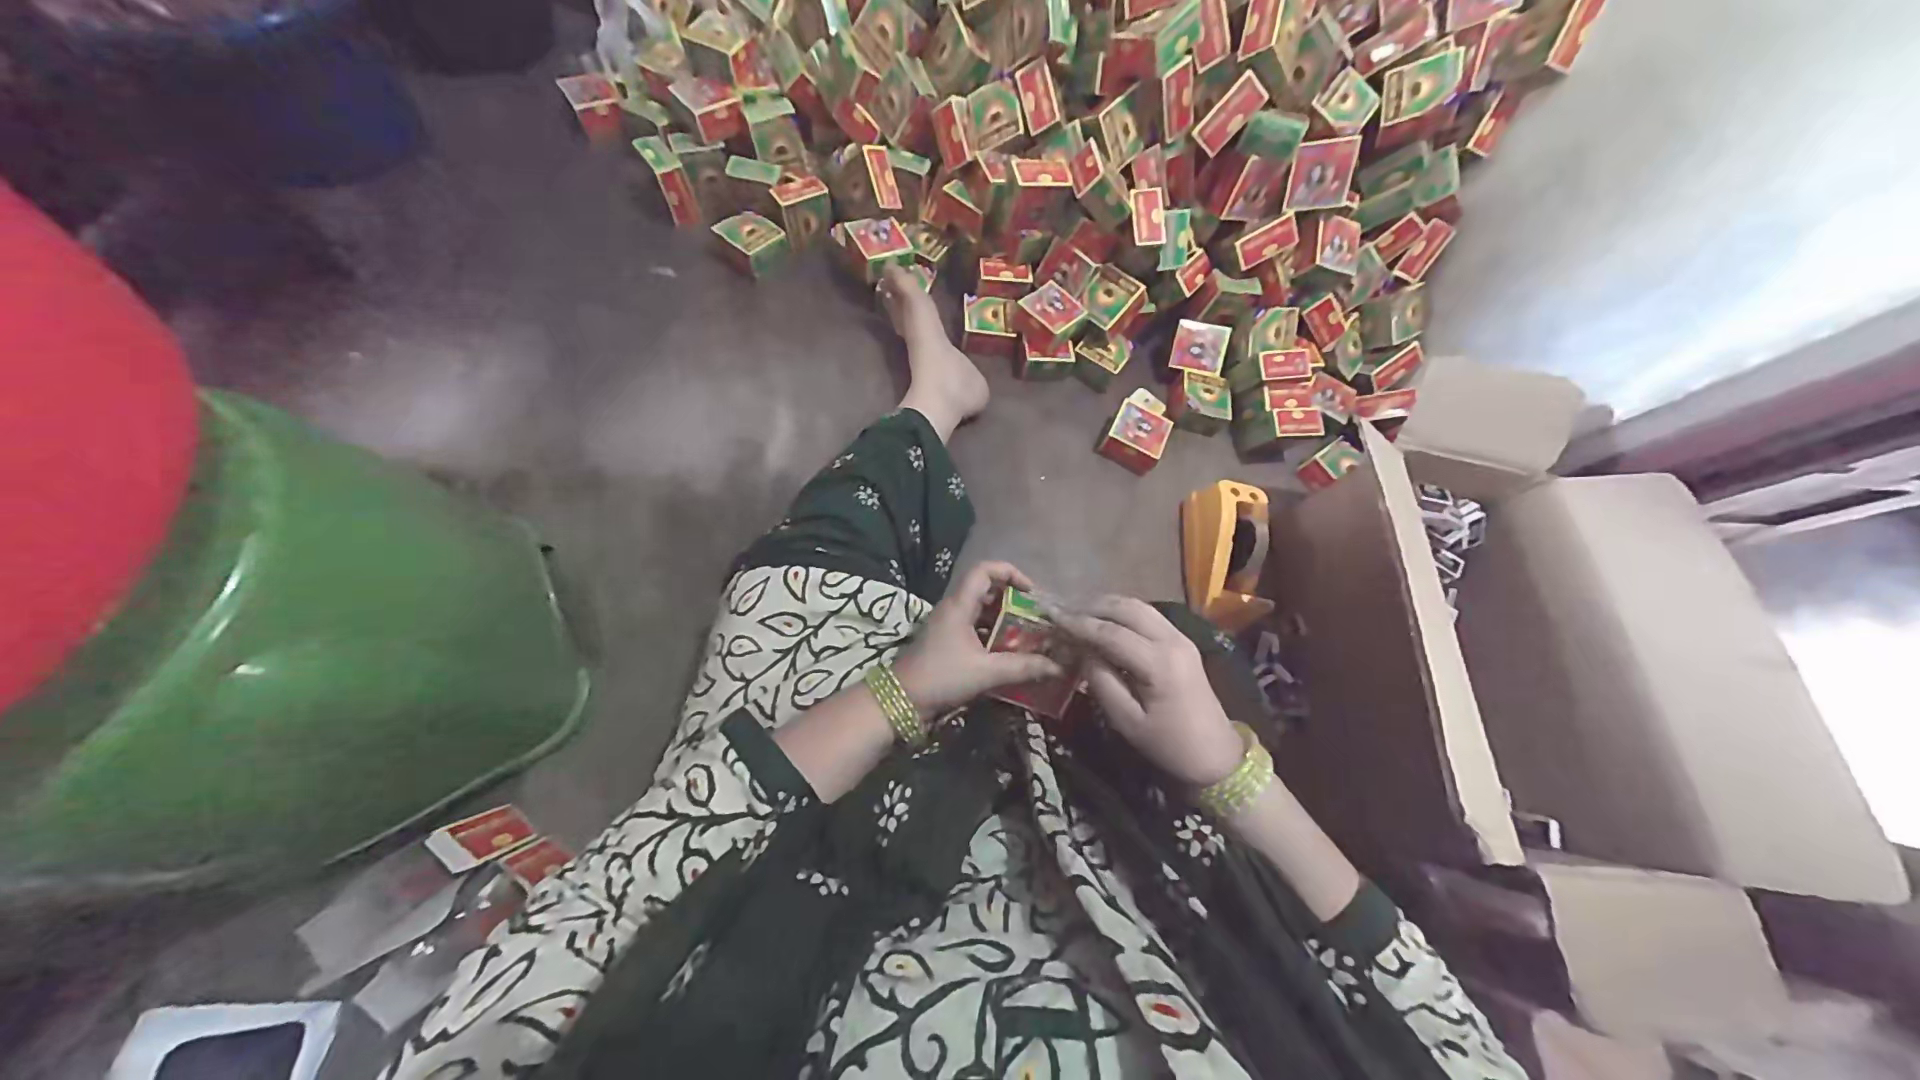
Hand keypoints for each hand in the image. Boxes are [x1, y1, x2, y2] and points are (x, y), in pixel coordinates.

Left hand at [892, 561, 1064, 715]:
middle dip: (1013, 599)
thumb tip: (1057, 667)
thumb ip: (1022, 667)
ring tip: (1028, 635)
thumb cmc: (941, 677)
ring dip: (1004, 619)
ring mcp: (949, 625)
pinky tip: (1009, 653)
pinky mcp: (947, 642)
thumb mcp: (985, 672)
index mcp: (959, 605)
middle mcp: (954, 609)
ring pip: (981, 610)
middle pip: (986, 589)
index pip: (984, 570)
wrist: (901, 700)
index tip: (1031, 592)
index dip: (1010, 572)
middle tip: (1035, 616)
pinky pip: (975, 628)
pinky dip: (993, 635)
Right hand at [1053, 597, 1245, 786]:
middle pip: (1126, 609)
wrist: (1215, 755)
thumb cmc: (1168, 744)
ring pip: (1138, 606)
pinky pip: (1147, 614)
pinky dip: (1121, 611)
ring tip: (1077, 612)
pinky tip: (1103, 619)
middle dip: (1090, 607)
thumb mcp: (1127, 721)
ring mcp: (1180, 637)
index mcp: (1159, 663)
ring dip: (1106, 605)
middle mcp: (1172, 640)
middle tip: (1060, 612)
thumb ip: (1100, 681)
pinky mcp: (1181, 640)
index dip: (1079, 624)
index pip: (1111, 633)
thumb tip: (1080, 652)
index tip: (1051, 617)